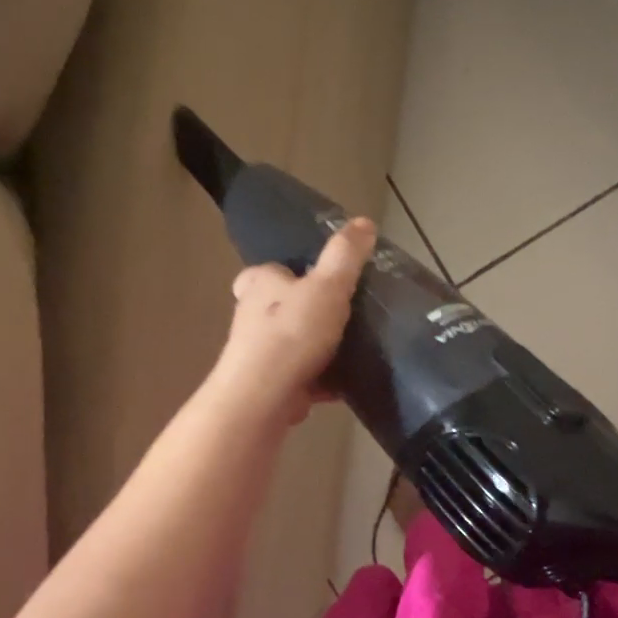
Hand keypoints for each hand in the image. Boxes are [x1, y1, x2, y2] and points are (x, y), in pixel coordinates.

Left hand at [211, 218, 376, 423]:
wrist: (265, 395)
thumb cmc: (292, 332)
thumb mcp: (327, 286)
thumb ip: (345, 255)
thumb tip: (365, 221)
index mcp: (260, 283)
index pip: (271, 270)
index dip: (292, 274)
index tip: (320, 282)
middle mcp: (252, 316)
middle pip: (284, 309)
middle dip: (309, 314)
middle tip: (345, 317)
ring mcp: (259, 354)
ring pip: (293, 345)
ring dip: (317, 349)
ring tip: (353, 351)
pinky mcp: (271, 386)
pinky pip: (302, 378)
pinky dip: (322, 381)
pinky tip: (346, 385)